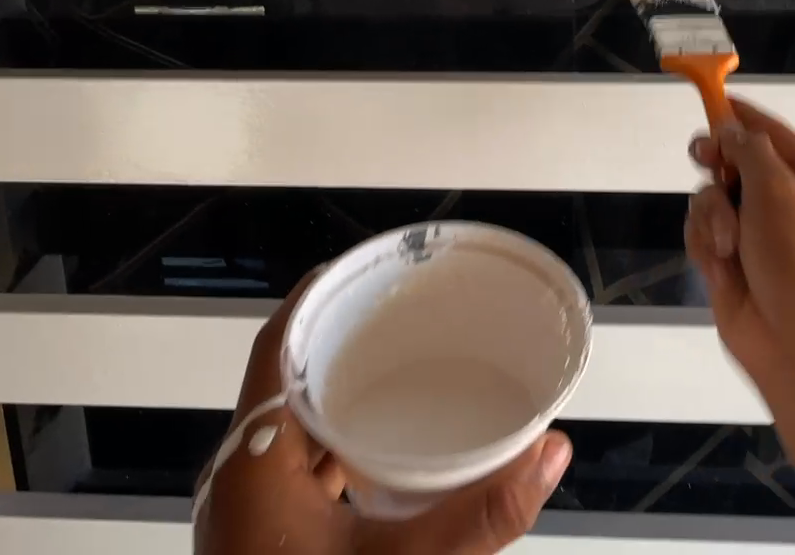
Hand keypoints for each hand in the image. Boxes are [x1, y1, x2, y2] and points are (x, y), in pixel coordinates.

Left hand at [196, 272, 572, 554]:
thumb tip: (554, 447)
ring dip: (336, 392)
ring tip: (399, 364)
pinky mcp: (265, 544)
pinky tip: (381, 453)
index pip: (275, 346)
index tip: (366, 267)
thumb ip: (483, 512)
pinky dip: (338, 443)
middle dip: (338, 339)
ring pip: (290, 427)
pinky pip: (299, 467)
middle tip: (400, 311)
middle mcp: (240, 481)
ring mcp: (247, 517)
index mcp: (252, 467)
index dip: (315, 297)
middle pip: (282, 379)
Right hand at [685, 98, 794, 396]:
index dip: (743, 117)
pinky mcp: (733, 262)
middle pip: (738, 164)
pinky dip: (706, 242)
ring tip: (728, 243)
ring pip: (713, 197)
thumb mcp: (780, 194)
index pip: (775, 136)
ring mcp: (760, 237)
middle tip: (701, 157)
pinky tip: (719, 262)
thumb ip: (750, 152)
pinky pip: (704, 231)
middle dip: (719, 164)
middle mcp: (789, 206)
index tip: (712, 99)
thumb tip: (730, 129)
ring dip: (713, 214)